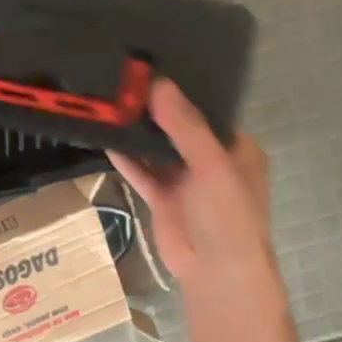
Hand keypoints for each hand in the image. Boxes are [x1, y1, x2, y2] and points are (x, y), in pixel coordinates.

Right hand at [109, 79, 275, 288]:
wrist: (214, 271)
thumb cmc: (226, 214)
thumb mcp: (211, 164)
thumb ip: (184, 125)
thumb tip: (158, 84)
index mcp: (236, 149)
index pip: (207, 112)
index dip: (182, 92)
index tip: (152, 70)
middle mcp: (211, 162)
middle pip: (178, 129)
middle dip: (154, 111)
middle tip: (122, 83)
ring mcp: (185, 182)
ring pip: (157, 151)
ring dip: (137, 134)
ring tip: (109, 106)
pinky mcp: (163, 200)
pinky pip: (143, 174)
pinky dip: (127, 160)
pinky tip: (105, 141)